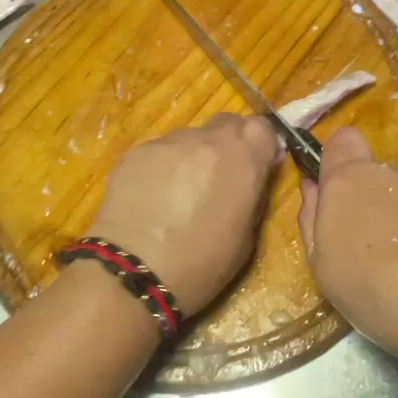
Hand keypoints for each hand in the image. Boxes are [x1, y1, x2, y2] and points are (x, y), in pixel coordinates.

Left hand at [86, 114, 278, 314]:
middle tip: (218, 178)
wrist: (134, 273)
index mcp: (243, 159)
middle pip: (227, 124)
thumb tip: (253, 177)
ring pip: (190, 139)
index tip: (255, 165)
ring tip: (177, 195)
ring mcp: (169, 142)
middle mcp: (208, 139)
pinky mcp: (137, 152)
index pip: (263, 127)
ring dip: (192, 157)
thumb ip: (254, 194)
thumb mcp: (247, 237)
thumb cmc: (202, 265)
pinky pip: (159, 152)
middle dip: (228, 144)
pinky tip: (151, 200)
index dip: (260, 144)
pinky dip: (161, 169)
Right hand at [296, 127, 397, 356]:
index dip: (337, 160)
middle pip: (372, 174)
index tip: (335, 193)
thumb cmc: (370, 287)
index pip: (340, 140)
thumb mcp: (321, 264)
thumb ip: (311, 218)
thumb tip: (311, 186)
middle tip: (368, 245)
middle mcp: (387, 173)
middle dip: (368, 199)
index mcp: (347, 180)